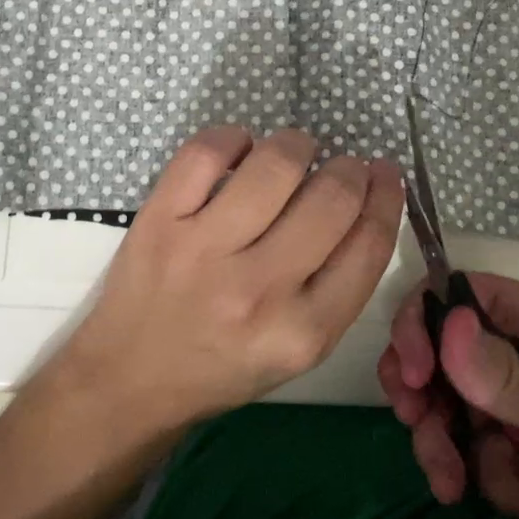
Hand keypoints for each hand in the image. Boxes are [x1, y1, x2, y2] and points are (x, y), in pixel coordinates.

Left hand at [43, 127, 403, 432]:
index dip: (387, 197)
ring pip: (275, 164)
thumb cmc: (224, 366)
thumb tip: (367, 200)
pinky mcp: (159, 221)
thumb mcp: (299, 351)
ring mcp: (203, 251)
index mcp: (303, 331)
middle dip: (349, 169)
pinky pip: (206, 153)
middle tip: (343, 166)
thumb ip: (339, 284)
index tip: (386, 176)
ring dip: (297, 145)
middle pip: (331, 199)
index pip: (368, 245)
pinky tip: (242, 149)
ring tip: (296, 152)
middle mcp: (258, 290)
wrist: (131, 380)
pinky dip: (233, 138)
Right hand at [377, 274, 518, 518]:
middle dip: (428, 403)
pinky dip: (495, 481)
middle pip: (442, 357)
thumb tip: (443, 326)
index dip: (421, 327)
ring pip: (456, 411)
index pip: (454, 296)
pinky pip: (484, 453)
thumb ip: (505, 377)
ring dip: (453, 452)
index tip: (413, 378)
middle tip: (421, 435)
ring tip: (459, 491)